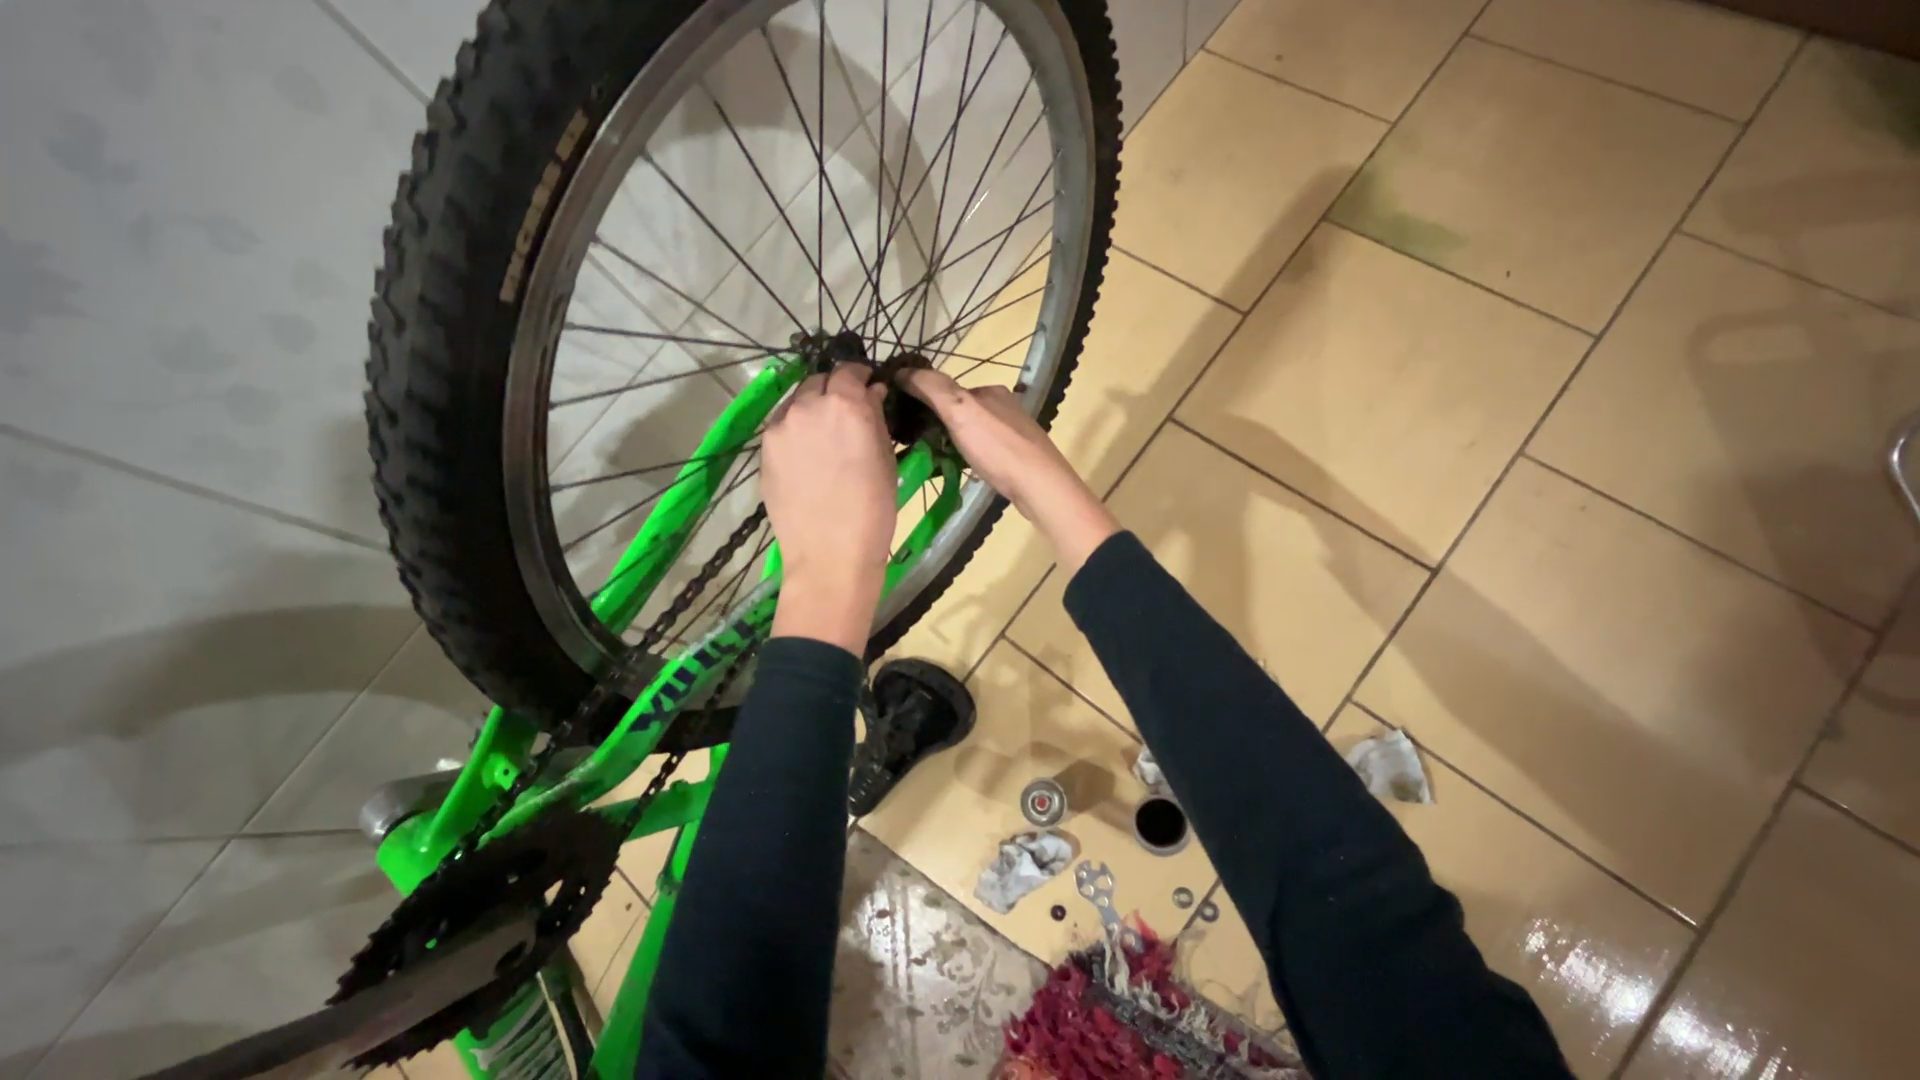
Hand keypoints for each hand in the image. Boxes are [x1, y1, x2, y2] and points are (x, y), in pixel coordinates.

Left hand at [761, 363, 896, 652]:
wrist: (830, 553)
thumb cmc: (873, 508)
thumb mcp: (885, 457)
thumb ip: (875, 418)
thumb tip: (871, 394)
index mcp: (845, 403)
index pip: (849, 370)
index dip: (860, 376)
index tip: (869, 387)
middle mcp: (807, 405)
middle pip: (818, 381)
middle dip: (834, 390)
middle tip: (847, 412)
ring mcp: (779, 427)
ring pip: (796, 402)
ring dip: (812, 407)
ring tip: (825, 434)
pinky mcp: (764, 449)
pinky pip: (782, 426)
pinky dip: (795, 429)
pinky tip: (808, 454)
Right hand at [900, 368, 1118, 571]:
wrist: (1040, 485)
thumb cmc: (998, 447)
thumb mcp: (959, 410)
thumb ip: (932, 387)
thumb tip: (902, 370)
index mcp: (989, 390)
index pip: (947, 389)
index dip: (925, 401)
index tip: (906, 420)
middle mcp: (1004, 406)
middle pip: (960, 411)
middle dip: (940, 425)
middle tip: (920, 446)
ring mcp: (1014, 431)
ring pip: (973, 432)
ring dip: (954, 442)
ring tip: (939, 462)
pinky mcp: (1019, 455)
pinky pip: (986, 450)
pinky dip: (971, 457)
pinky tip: (966, 471)